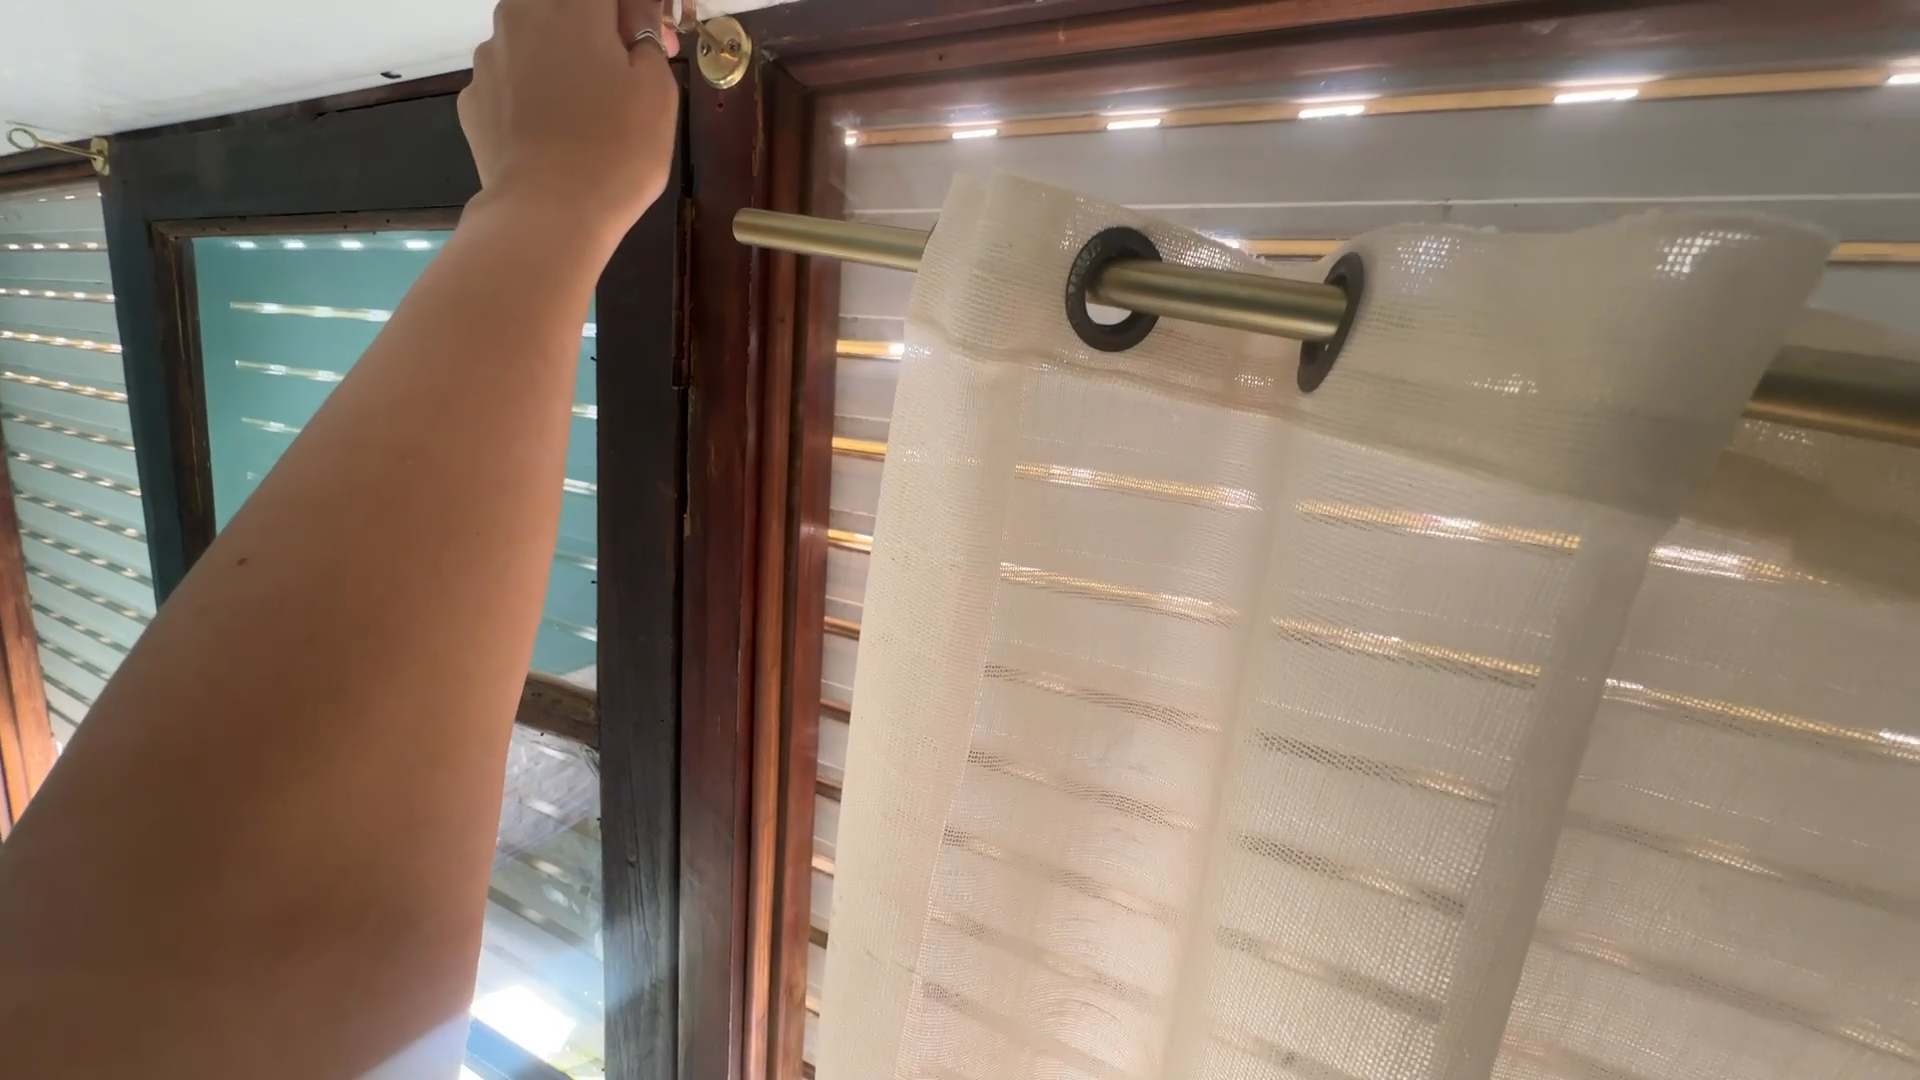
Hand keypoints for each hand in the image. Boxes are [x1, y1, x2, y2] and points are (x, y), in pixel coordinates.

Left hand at [459, 0, 680, 238]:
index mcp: (573, 8)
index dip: (633, 12)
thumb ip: (648, 42)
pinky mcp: (473, 100)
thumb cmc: (617, 152)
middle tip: (621, 75)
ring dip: (560, 62)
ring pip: (531, 42)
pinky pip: (511, 84)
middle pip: (561, 7)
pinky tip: (554, 137)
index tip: (651, 41)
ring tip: (585, 116)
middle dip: (594, 30)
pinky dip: (533, 99)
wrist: (550, 212)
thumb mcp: (658, 96)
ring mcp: (488, 58)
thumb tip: (635, 21)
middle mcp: (520, 15)